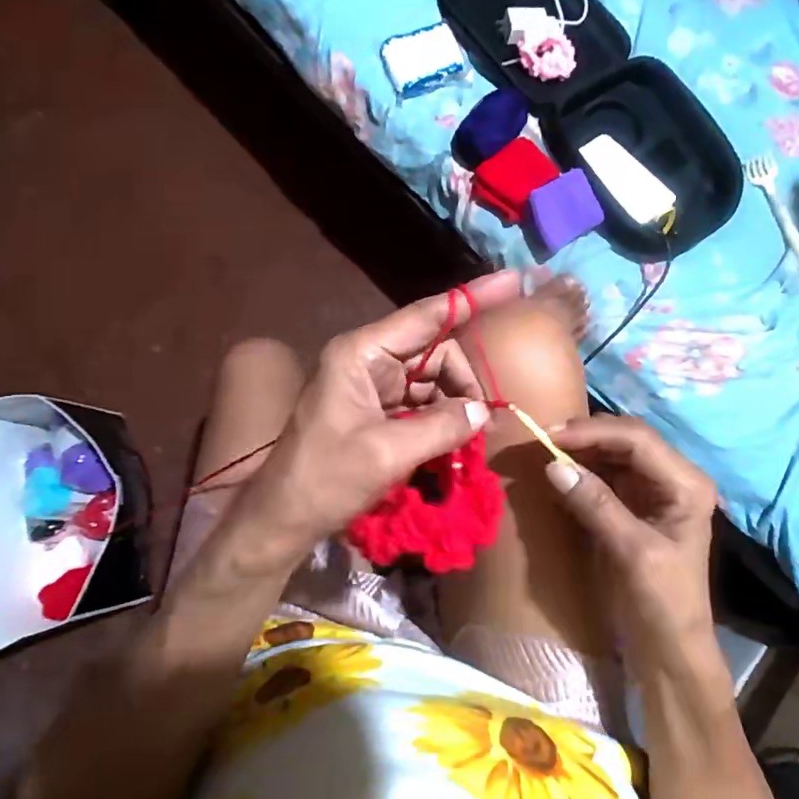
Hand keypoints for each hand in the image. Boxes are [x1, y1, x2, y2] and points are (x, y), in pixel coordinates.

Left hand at [224, 272, 527, 578]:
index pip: (426, 315)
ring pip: (431, 379)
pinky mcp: (375, 411)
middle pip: (434, 351)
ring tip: (471, 439)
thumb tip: (482, 411)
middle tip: (484, 420)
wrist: (284, 517)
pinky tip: (456, 443)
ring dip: (454, 404)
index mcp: (361, 354)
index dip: (473, 299)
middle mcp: (367, 360)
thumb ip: (442, 426)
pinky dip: (440, 419)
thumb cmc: (326, 478)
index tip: (515, 281)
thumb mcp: (388, 453)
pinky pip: (419, 403)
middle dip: (463, 381)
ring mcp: (370, 385)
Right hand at [544, 415, 720, 662]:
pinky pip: (603, 473)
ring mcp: (652, 490)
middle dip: (584, 435)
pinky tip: (557, 470)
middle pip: (625, 438)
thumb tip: (553, 465)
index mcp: (686, 484)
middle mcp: (672, 478)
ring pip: (612, 452)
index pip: (637, 439)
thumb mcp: (632, 552)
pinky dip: (579, 468)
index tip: (550, 437)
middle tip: (541, 439)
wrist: (668, 648)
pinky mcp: (632, 504)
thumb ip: (596, 505)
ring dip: (579, 449)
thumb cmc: (663, 602)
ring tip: (544, 450)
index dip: (593, 432)